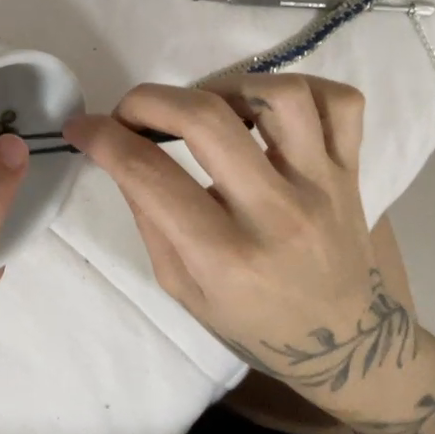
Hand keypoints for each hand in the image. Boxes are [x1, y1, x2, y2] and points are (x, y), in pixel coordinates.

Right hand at [65, 74, 419, 410]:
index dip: (102, 137)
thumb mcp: (182, 289)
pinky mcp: (353, 171)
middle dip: (148, 100)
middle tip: (132, 112)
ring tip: (204, 107)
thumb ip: (150, 218)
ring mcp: (324, 187)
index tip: (81, 126)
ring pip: (280, 96)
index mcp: (225, 257)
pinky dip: (301, 89)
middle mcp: (277, 214)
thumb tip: (120, 152)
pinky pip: (340, 102)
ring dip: (224, 86)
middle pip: (205, 119)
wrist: (346, 347)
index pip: (148, 174)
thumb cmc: (252, 322)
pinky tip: (265, 108)